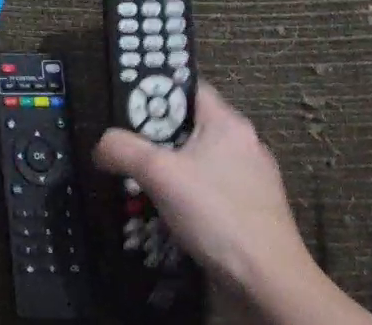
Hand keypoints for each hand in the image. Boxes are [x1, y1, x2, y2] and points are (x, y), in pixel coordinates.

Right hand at [93, 84, 315, 294]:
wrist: (269, 285)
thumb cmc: (217, 215)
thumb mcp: (158, 173)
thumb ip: (122, 148)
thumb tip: (101, 146)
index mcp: (228, 123)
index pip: (186, 86)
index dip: (153, 88)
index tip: (124, 103)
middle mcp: (243, 144)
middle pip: (188, 124)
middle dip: (154, 135)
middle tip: (125, 146)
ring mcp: (251, 180)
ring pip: (197, 160)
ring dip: (168, 169)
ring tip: (138, 182)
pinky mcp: (251, 210)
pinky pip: (209, 188)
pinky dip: (185, 194)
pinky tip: (166, 211)